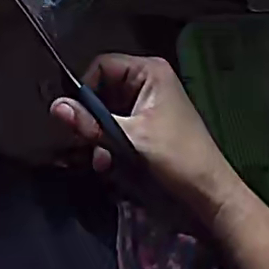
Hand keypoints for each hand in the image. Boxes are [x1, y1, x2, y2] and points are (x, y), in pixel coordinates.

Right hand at [51, 54, 243, 219]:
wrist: (214, 202)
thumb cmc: (177, 161)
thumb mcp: (130, 140)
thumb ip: (91, 123)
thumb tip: (55, 106)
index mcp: (149, 71)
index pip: (101, 66)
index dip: (86, 90)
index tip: (78, 118)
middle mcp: (148, 80)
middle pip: (102, 88)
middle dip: (92, 118)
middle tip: (85, 142)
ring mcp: (149, 103)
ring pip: (107, 110)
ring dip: (99, 135)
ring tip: (100, 160)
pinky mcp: (149, 125)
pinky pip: (118, 125)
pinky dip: (110, 143)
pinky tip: (109, 164)